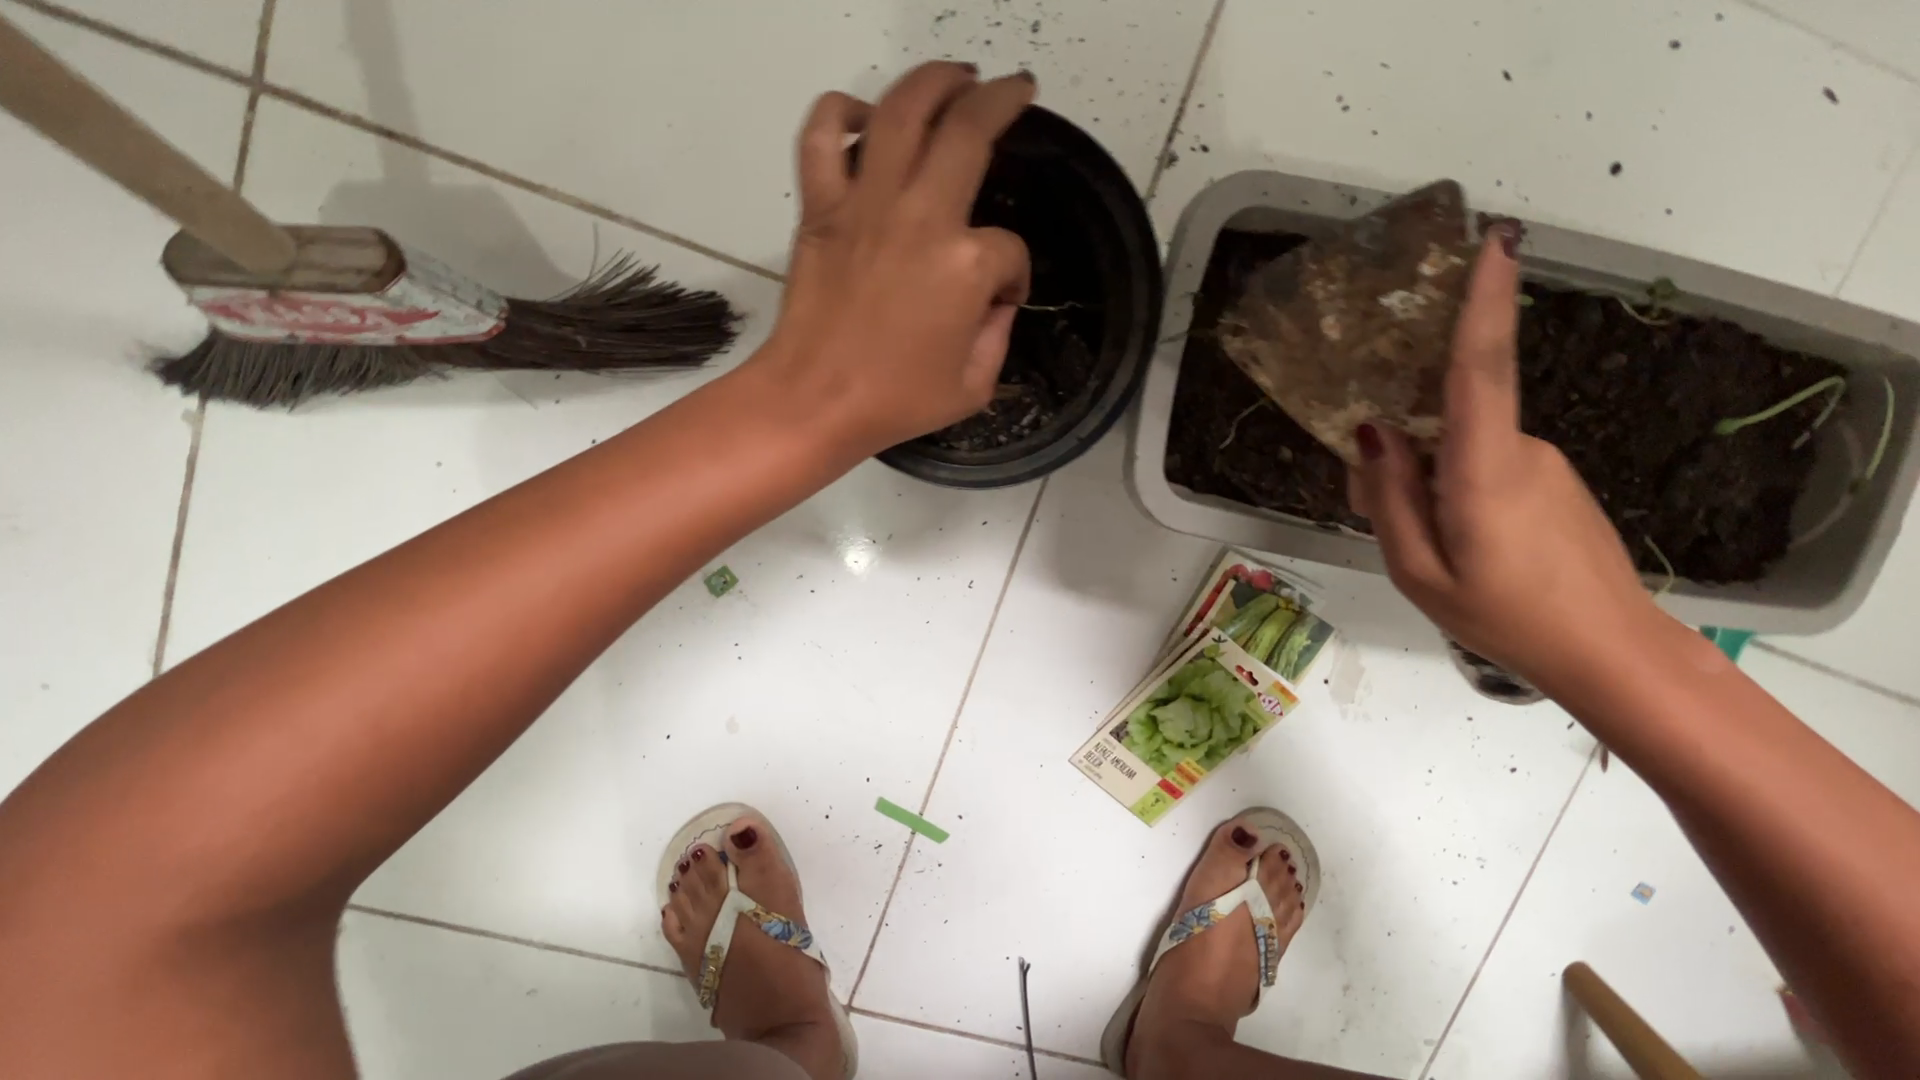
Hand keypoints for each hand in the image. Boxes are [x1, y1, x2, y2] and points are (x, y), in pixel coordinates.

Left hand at [752, 62, 1035, 455]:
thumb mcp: (974, 385)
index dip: (1014, 274)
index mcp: (967, 265)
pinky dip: (840, 112)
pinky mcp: (822, 209)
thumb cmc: (897, 402)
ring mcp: (866, 205)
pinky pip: (823, 137)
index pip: (1009, 248)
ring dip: (935, 80)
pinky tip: (862, 114)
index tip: (1000, 298)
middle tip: (1015, 89)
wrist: (815, 401)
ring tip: (955, 76)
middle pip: (970, 130)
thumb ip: (997, 333)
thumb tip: (995, 299)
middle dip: (1002, 100)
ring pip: (902, 111)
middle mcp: (921, 217)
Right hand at [1346, 224, 1660, 689]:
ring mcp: (1545, 463)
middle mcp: (1522, 450)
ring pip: (1461, 447)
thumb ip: (1388, 499)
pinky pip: (1485, 464)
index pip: (1482, 370)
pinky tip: (1453, 539)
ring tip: (1419, 540)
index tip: (1492, 242)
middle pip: (1445, 417)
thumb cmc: (1508, 620)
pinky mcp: (1553, 480)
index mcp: (1485, 471)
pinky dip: (1452, 486)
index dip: (1484, 303)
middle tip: (1366, 501)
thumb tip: (1373, 435)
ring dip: (1424, 477)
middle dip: (1398, 445)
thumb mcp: (1418, 572)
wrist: (1612, 654)